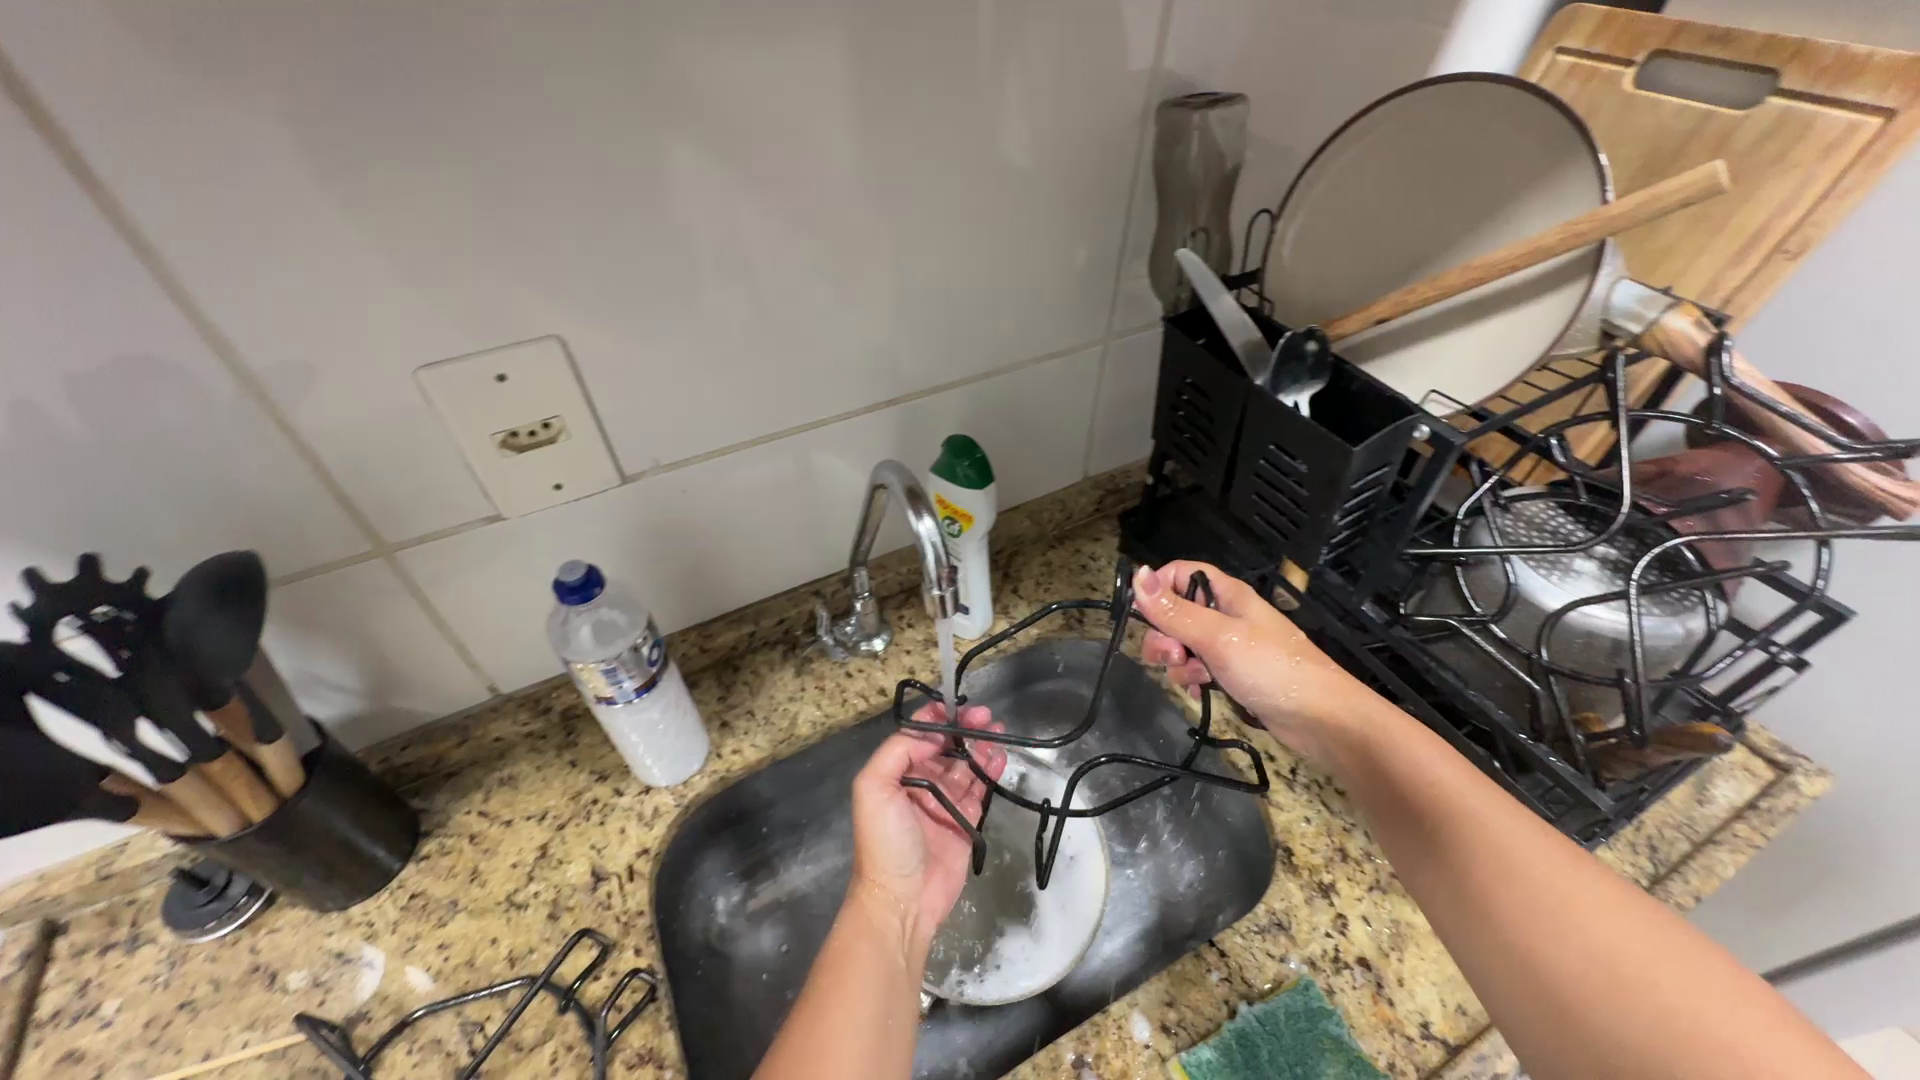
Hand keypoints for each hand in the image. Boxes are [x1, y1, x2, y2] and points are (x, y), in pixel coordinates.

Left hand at [847, 704, 1007, 961]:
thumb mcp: (874, 787)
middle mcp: (920, 783)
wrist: (902, 900)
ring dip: (981, 746)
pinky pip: (980, 790)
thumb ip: (898, 750)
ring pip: (966, 765)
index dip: (938, 718)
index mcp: (896, 773)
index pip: (919, 736)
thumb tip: (932, 732)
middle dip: (965, 728)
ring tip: (998, 733)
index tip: (958, 706)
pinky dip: (990, 771)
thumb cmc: (885, 841)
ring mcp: (945, 803)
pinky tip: (999, 757)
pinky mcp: (966, 822)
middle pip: (947, 747)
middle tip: (986, 717)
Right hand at [1131, 560, 1382, 765]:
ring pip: (1181, 645)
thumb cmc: (1272, 669)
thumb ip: (1174, 611)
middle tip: (1175, 656)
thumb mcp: (1218, 637)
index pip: (1179, 574)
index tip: (1148, 615)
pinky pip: (1196, 669)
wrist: (1322, 720)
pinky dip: (1191, 679)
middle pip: (1174, 613)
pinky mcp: (1232, 675)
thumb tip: (1137, 574)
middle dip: (1164, 636)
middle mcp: (1225, 615)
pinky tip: (1200, 692)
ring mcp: (1229, 646)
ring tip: (1196, 679)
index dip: (1158, 589)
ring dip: (1178, 663)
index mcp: (1226, 594)